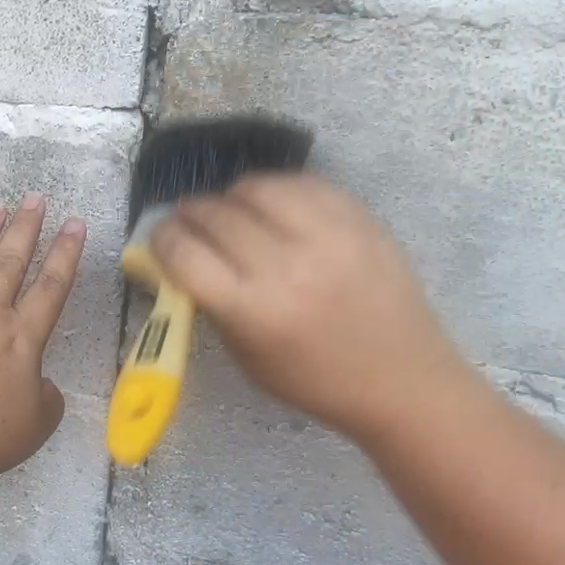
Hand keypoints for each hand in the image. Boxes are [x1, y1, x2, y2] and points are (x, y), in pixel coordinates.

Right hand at [148, 173, 480, 439]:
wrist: (404, 379)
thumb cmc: (315, 380)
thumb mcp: (246, 357)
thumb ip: (211, 303)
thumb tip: (179, 255)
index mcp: (254, 310)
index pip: (184, 253)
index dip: (162, 238)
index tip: (160, 238)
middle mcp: (288, 266)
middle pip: (215, 215)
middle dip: (190, 214)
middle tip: (188, 220)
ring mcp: (328, 236)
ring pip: (255, 187)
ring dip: (230, 195)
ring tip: (230, 209)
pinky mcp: (359, 219)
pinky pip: (301, 183)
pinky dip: (275, 190)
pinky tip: (271, 206)